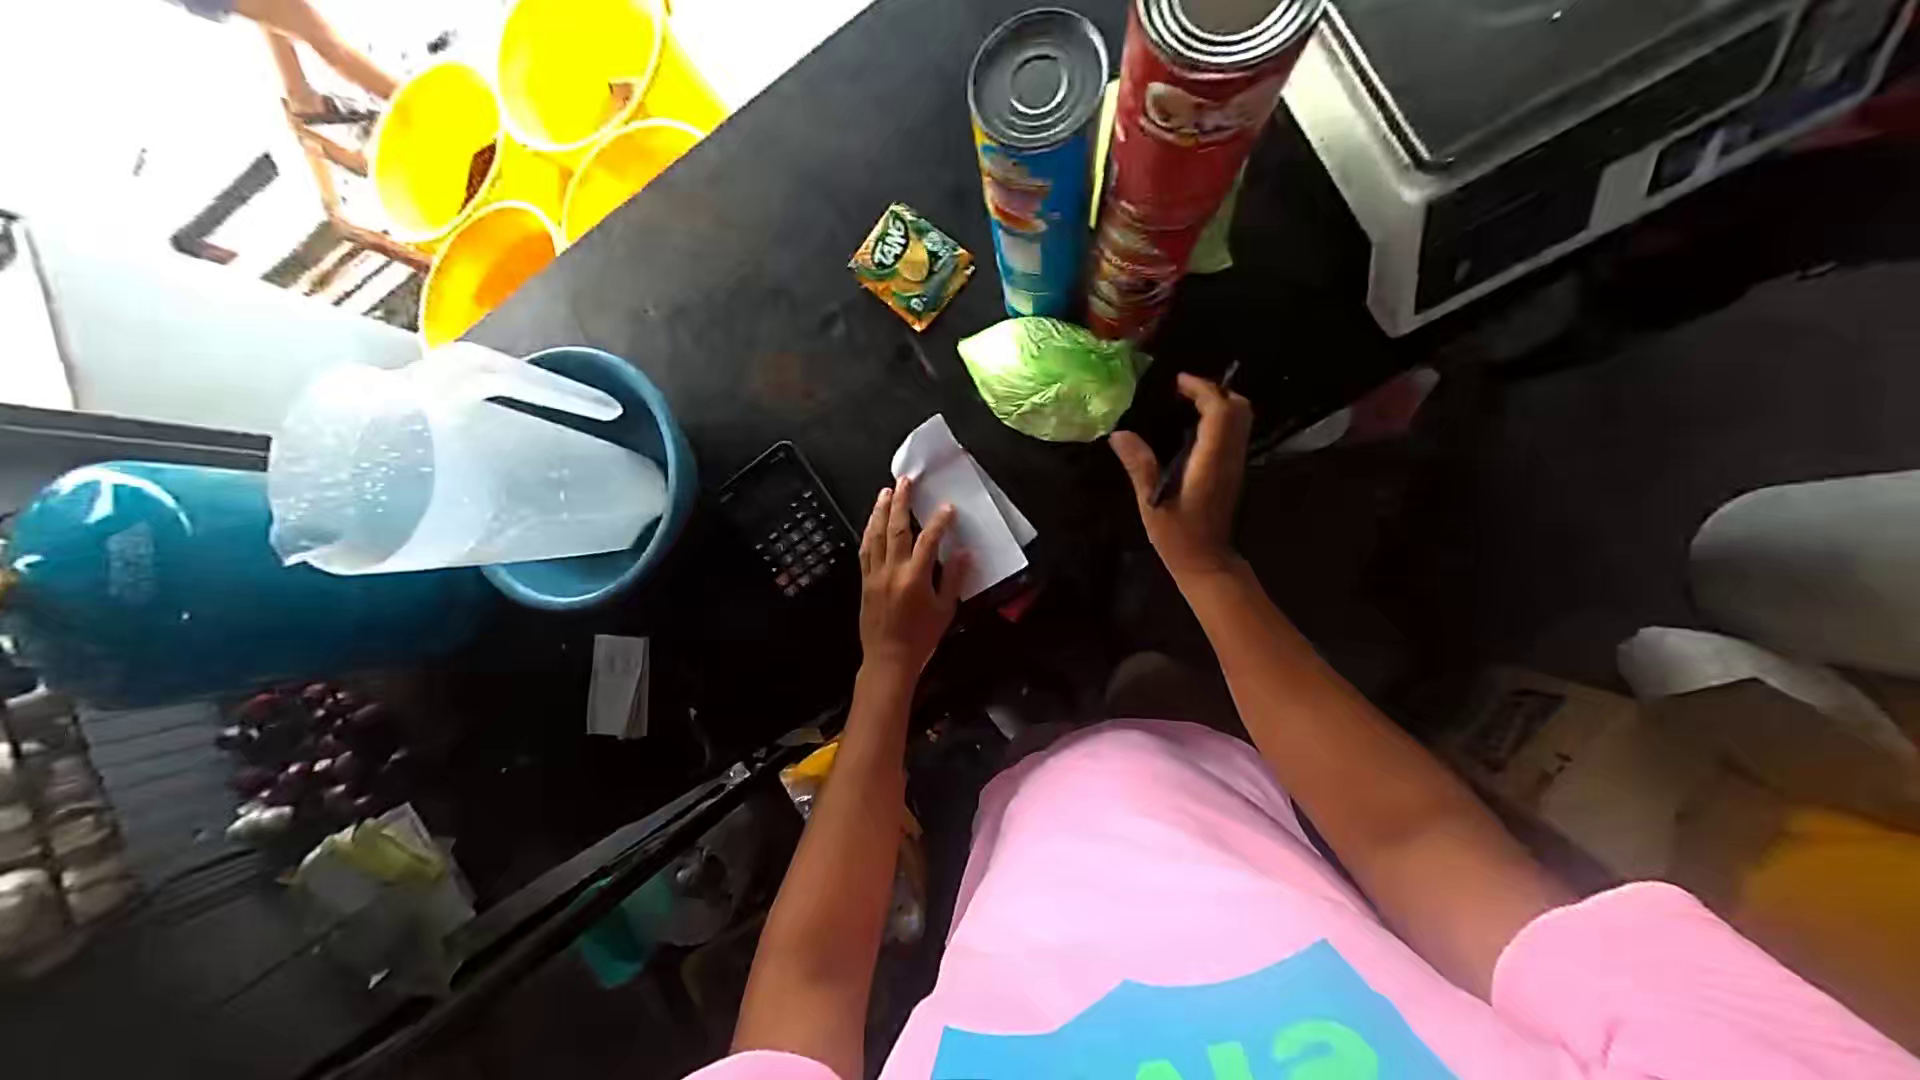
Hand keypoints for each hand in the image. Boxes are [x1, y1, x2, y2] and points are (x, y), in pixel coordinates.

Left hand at [858, 476, 963, 671]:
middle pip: (896, 528)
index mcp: (915, 578)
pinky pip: (865, 550)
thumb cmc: (921, 638)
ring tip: (885, 492)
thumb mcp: (945, 610)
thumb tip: (963, 553)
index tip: (946, 508)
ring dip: (880, 511)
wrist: (888, 659)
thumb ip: (953, 579)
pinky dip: (868, 532)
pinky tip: (871, 521)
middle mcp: (892, 571)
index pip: (929, 540)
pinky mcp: (864, 581)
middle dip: (901, 502)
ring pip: (876, 535)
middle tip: (904, 482)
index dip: (939, 521)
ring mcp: (875, 575)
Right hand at [1110, 373, 1252, 578]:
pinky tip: (1192, 424)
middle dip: (1214, 390)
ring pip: (1241, 419)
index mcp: (1211, 462)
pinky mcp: (1232, 471)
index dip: (1202, 389)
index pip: (1220, 412)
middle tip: (1183, 388)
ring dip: (1218, 402)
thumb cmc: (1178, 537)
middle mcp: (1229, 458)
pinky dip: (1219, 417)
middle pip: (1239, 409)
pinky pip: (1234, 432)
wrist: (1207, 562)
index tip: (1177, 382)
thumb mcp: (1151, 504)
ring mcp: (1235, 464)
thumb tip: (1119, 434)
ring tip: (1186, 400)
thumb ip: (1139, 466)